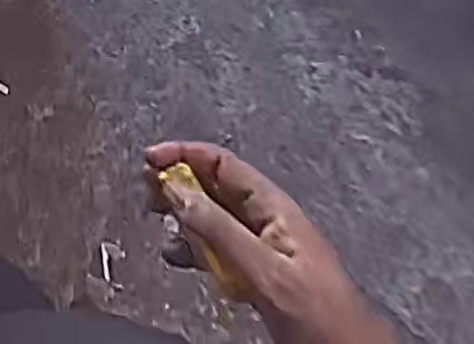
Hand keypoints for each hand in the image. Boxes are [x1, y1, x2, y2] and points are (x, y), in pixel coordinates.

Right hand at [145, 142, 394, 343]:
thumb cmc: (323, 319)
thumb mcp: (266, 269)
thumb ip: (219, 227)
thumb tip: (176, 189)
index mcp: (273, 207)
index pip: (219, 161)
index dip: (182, 153)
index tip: (150, 159)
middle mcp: (266, 219)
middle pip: (211, 184)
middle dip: (177, 183)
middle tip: (149, 192)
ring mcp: (262, 246)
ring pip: (210, 215)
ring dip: (182, 216)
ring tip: (161, 223)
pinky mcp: (257, 271)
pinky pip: (217, 246)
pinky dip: (193, 246)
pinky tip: (179, 255)